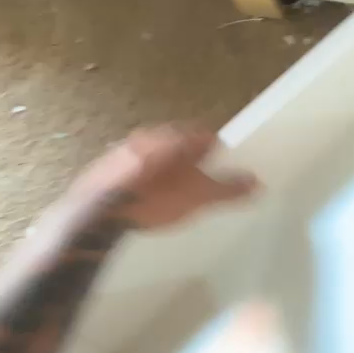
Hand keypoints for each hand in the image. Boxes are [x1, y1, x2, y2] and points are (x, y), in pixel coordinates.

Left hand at [69, 124, 257, 229]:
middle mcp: (148, 137)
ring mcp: (120, 152)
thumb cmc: (156, 200)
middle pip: (176, 142)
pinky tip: (139, 200)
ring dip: (161, 168)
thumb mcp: (201, 197)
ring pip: (150, 155)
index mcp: (176, 137)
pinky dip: (137, 180)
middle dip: (187, 158)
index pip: (205, 135)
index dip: (215, 151)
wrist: (95, 217)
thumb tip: (258, 182)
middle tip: (196, 179)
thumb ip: (229, 188)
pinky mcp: (98, 172)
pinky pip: (127, 171)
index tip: (219, 166)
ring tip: (168, 191)